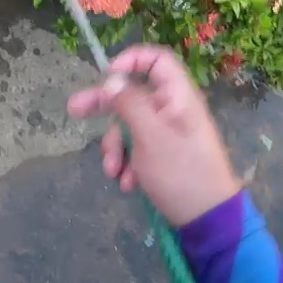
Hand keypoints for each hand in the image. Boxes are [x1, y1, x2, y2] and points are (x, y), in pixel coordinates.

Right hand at [68, 44, 241, 226]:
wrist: (208, 222)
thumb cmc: (181, 172)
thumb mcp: (150, 136)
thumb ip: (129, 103)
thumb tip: (112, 79)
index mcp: (177, 97)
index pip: (158, 60)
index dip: (132, 60)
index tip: (108, 74)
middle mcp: (172, 111)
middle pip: (133, 95)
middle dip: (103, 107)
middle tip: (73, 110)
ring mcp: (168, 134)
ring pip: (129, 126)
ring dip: (116, 147)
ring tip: (113, 171)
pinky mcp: (163, 156)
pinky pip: (136, 149)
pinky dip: (127, 163)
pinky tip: (127, 183)